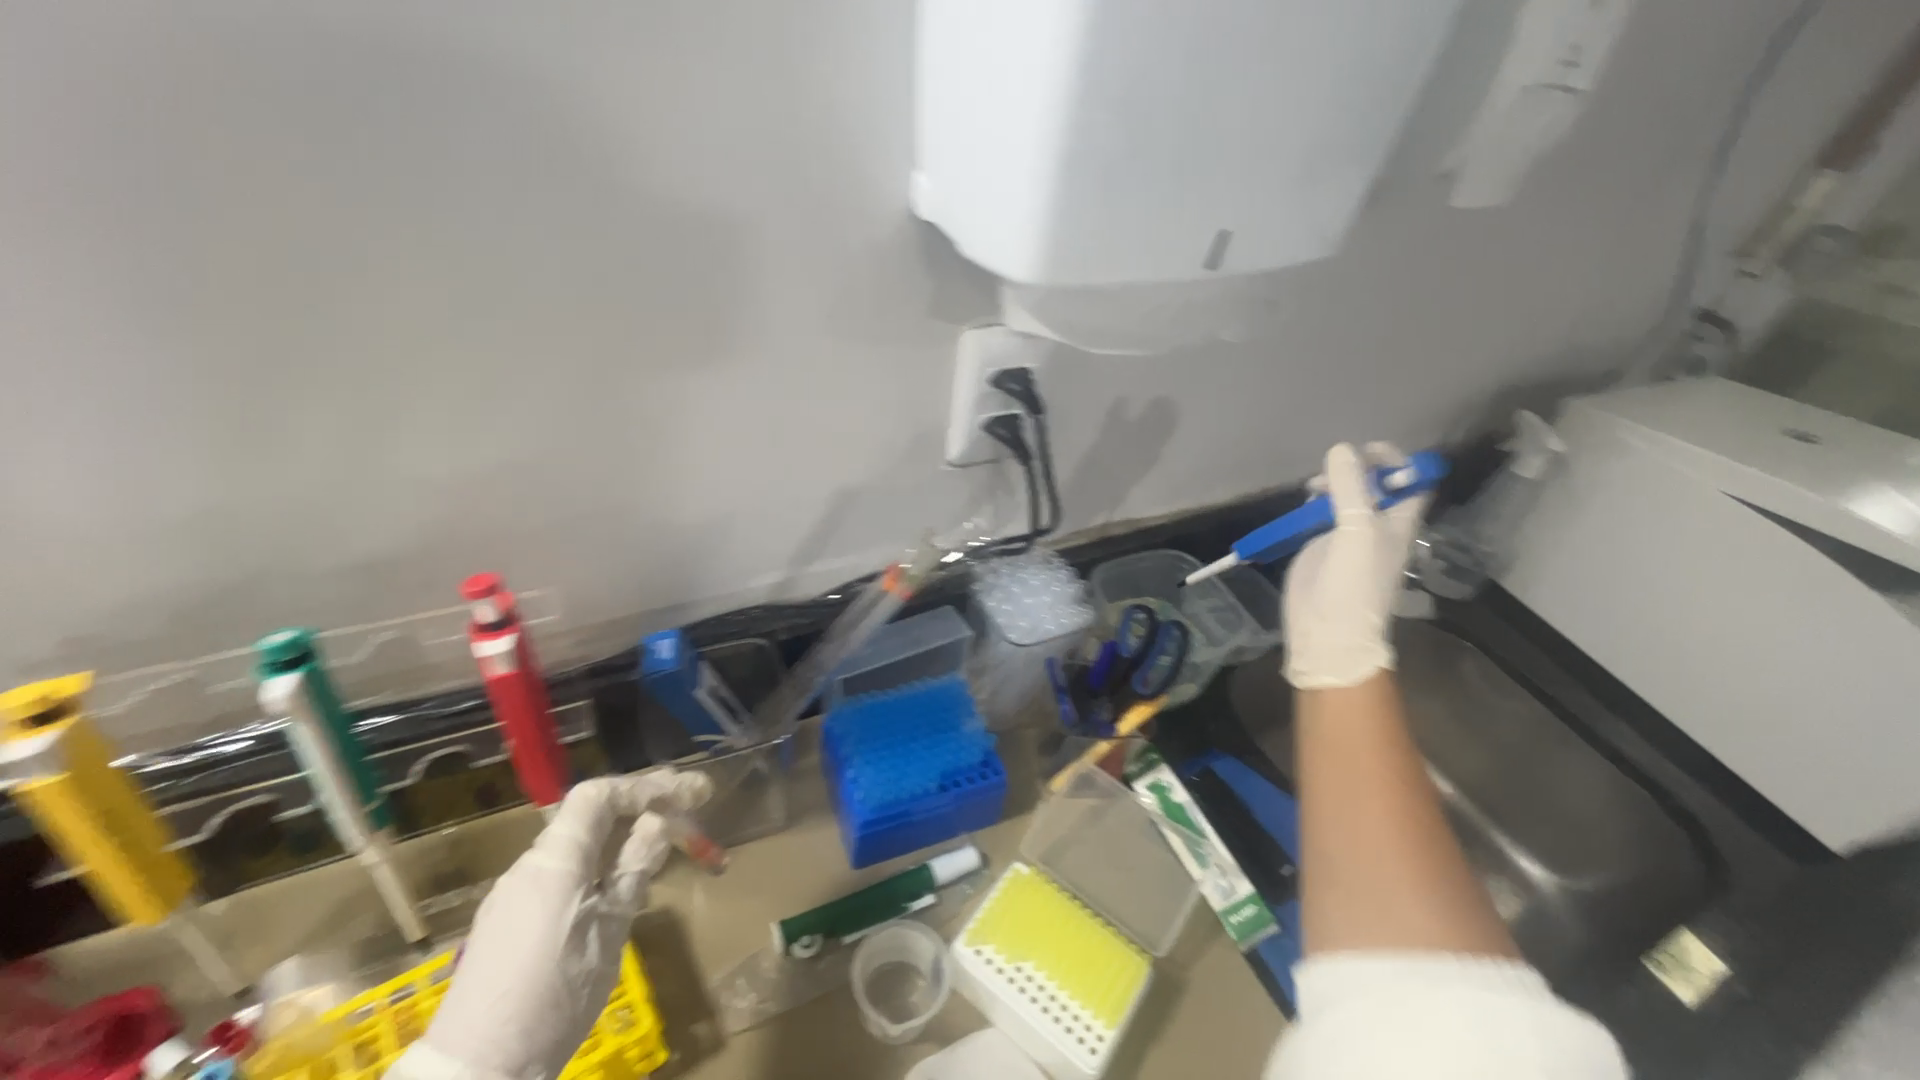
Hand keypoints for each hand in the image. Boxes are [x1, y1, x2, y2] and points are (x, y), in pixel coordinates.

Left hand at [413, 770, 710, 1079]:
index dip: (646, 786)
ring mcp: (514, 895)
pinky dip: (599, 866)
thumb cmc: (556, 994)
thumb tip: (657, 823)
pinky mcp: (509, 923)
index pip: (598, 795)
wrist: (480, 1066)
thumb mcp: (610, 931)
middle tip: (689, 804)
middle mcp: (530, 866)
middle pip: (588, 816)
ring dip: (621, 837)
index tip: (691, 792)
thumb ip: (632, 871)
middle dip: (640, 805)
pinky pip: (562, 875)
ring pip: (576, 847)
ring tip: (664, 847)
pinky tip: (621, 890)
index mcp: (554, 860)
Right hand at [1283, 442, 1429, 689]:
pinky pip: (1323, 515)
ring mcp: (1349, 536)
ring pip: (1347, 497)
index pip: (1412, 481)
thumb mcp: (1357, 529)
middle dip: (1357, 470)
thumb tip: (1341, 449)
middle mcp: (1378, 526)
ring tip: (1315, 486)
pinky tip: (1304, 502)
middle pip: (1376, 485)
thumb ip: (1350, 487)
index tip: (1368, 451)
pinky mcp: (1322, 546)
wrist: (1328, 630)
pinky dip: (1315, 503)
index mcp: (1400, 522)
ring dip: (1334, 484)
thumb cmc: (1354, 582)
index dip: (1397, 461)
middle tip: (1334, 470)